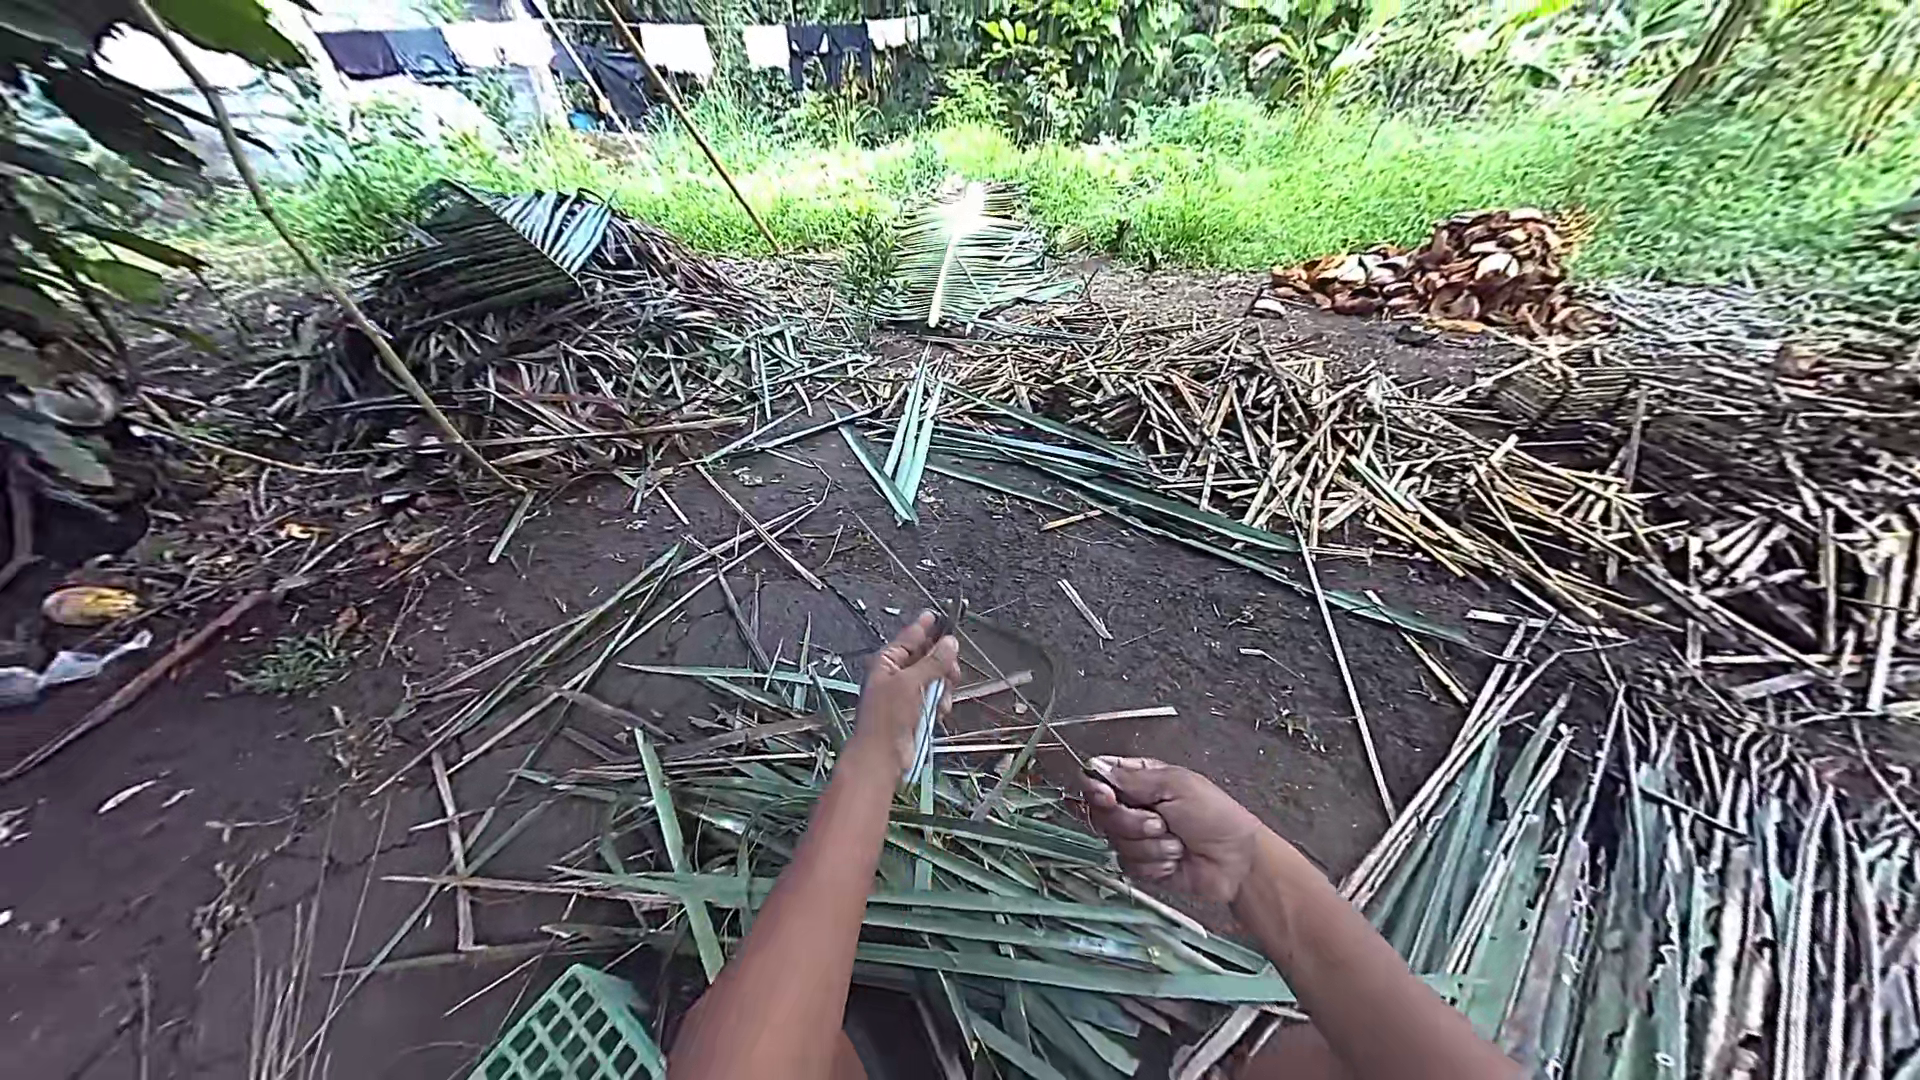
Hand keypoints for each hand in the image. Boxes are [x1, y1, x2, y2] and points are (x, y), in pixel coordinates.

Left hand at [852, 611, 959, 778]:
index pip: (910, 636)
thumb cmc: (888, 717)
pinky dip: (939, 702)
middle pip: (927, 657)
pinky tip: (939, 711)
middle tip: (952, 669)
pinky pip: (935, 697)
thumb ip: (933, 662)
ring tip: (941, 698)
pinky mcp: (915, 709)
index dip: (926, 626)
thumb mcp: (911, 683)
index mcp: (887, 661)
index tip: (939, 615)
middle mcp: (896, 673)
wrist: (882, 757)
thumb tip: (950, 642)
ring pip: (935, 677)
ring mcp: (906, 692)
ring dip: (942, 687)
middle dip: (941, 663)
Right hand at [1082, 756, 1268, 905]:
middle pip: (1103, 813)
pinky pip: (1130, 864)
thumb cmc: (1215, 816)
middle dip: (1132, 821)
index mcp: (1141, 779)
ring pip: (1116, 841)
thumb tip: (1097, 767)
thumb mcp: (1175, 785)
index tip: (1108, 797)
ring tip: (1175, 841)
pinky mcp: (1143, 864)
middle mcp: (1135, 806)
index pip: (1100, 778)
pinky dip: (1154, 863)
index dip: (1097, 789)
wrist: (1238, 863)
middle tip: (1159, 821)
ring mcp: (1138, 836)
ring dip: (1149, 844)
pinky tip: (1174, 858)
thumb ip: (1132, 778)